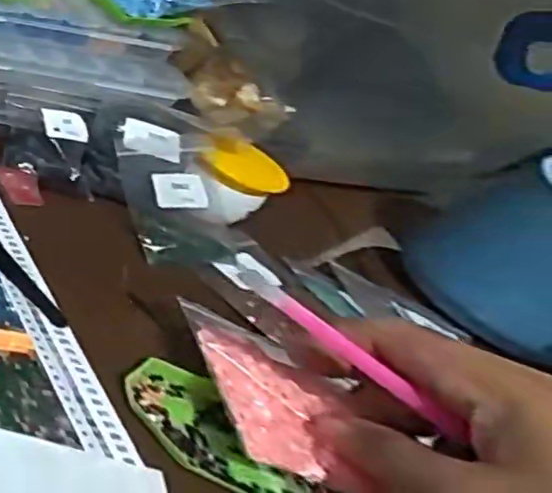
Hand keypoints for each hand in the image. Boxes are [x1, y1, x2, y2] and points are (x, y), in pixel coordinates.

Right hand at [316, 319, 551, 492]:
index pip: (387, 337)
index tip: (291, 363)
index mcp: (495, 383)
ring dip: (399, 443)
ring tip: (372, 476)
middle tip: (333, 444)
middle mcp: (517, 394)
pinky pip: (482, 449)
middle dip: (365, 410)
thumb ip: (389, 458)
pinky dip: (443, 465)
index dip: (331, 342)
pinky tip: (426, 485)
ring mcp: (542, 431)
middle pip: (413, 381)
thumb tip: (323, 428)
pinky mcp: (550, 460)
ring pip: (445, 421)